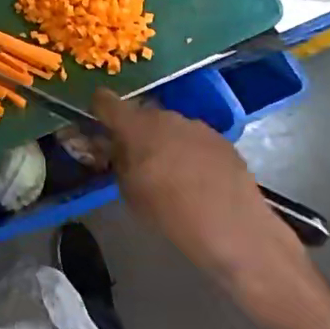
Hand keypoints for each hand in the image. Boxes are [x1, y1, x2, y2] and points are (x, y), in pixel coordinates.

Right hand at [92, 89, 293, 273]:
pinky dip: (190, 151)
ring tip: (170, 173)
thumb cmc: (169, 212)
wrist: (232, 227)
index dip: (99, 108)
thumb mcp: (129, 192)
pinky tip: (198, 179)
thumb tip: (116, 148)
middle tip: (136, 159)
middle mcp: (166, 116)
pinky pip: (194, 138)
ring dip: (164, 141)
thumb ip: (118, 162)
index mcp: (135, 126)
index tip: (97, 121)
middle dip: (135, 132)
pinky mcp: (221, 139)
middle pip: (142, 115)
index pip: (106, 102)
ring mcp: (197, 125)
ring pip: (170, 126)